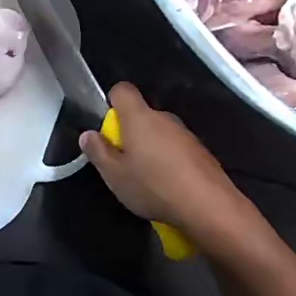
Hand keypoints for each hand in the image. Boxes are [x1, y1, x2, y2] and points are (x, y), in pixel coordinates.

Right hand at [80, 83, 264, 251]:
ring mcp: (185, 133)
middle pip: (141, 115)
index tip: (108, 129)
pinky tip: (168, 186)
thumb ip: (98, 152)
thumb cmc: (153, 186)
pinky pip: (176, 149)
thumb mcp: (115, 175)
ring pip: (159, 133)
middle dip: (130, 134)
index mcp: (139, 117)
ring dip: (150, 149)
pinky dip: (169, 161)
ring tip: (146, 180)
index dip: (111, 103)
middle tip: (123, 163)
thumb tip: (88, 135)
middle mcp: (164, 118)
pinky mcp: (200, 150)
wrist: (207, 205)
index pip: (122, 90)